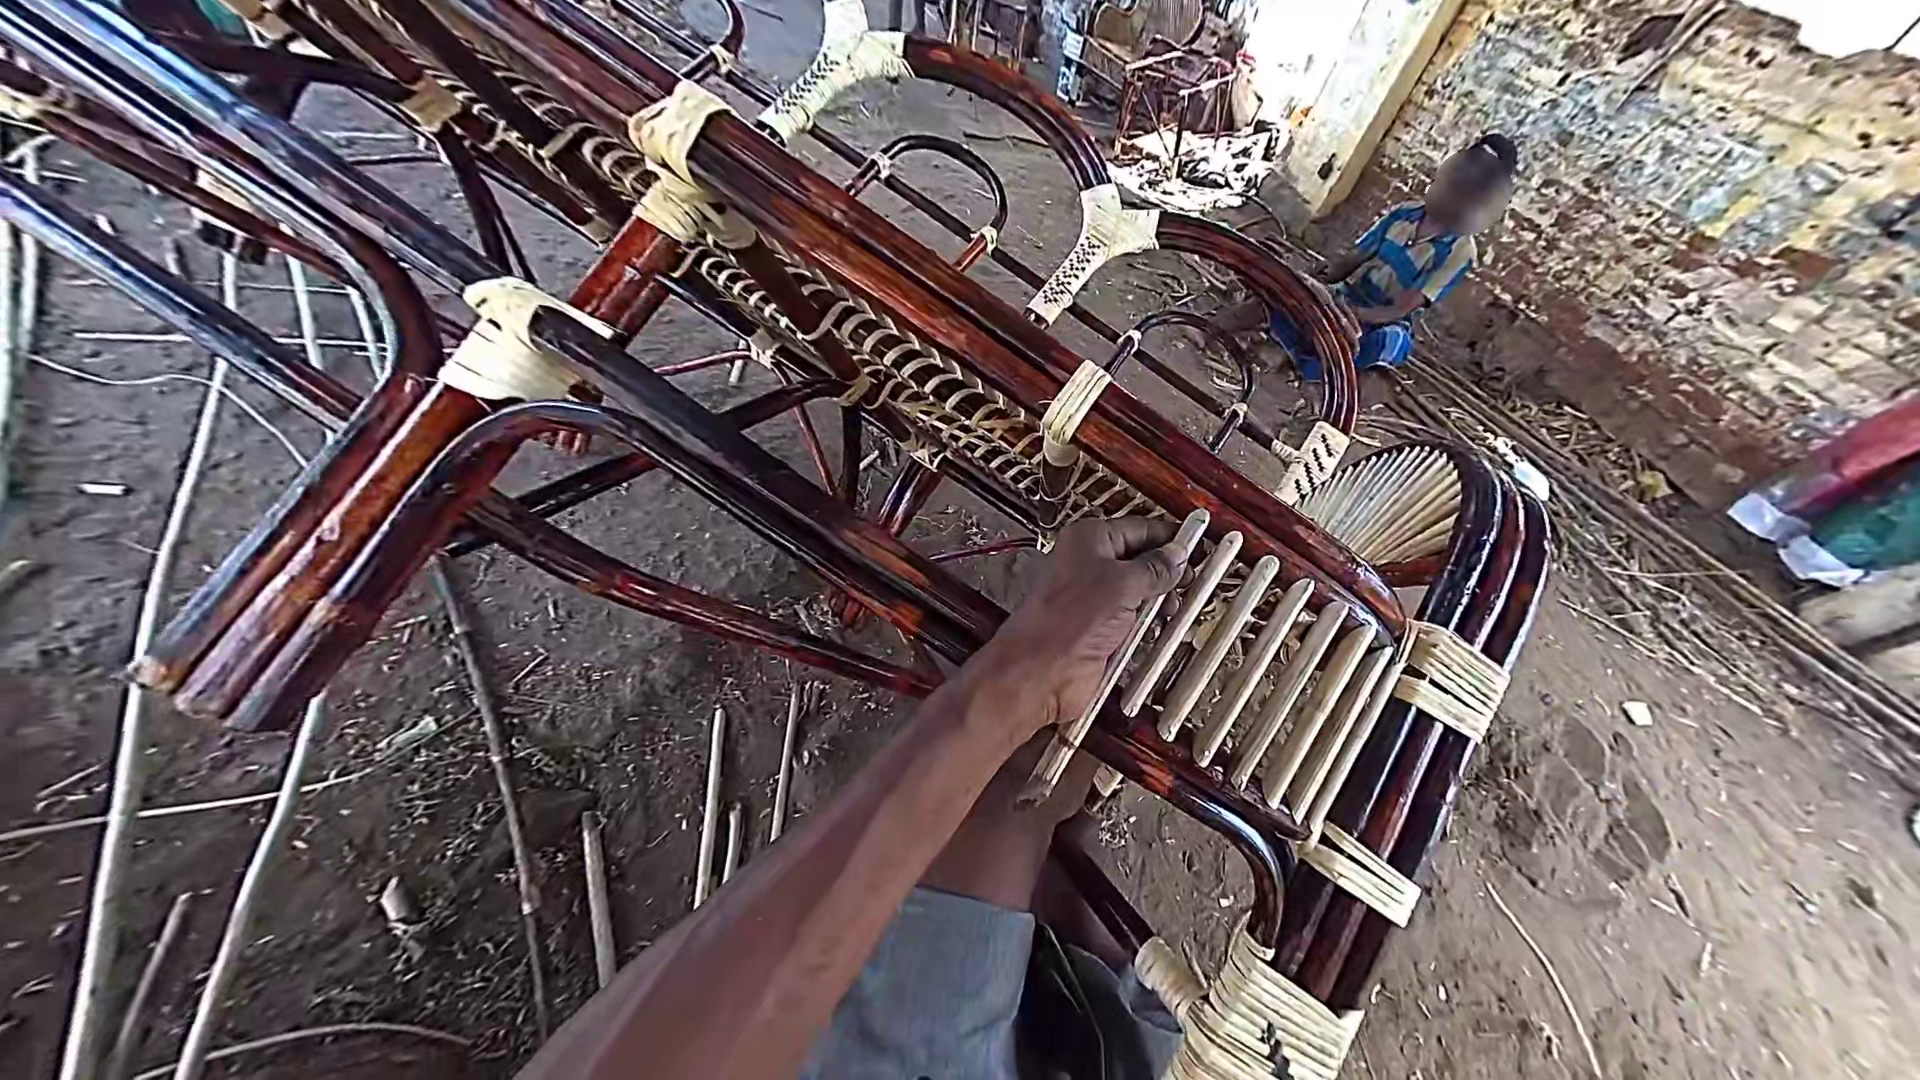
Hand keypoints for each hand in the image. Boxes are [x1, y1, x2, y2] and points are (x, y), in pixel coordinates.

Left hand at [961, 517, 1181, 751]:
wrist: (1040, 672)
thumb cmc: (1065, 622)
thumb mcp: (1121, 584)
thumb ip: (1154, 568)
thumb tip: (1177, 556)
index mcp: (1090, 541)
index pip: (1140, 529)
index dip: (1171, 538)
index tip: (1200, 545)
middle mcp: (1090, 566)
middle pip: (1143, 562)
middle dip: (1169, 574)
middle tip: (1194, 583)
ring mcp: (1096, 600)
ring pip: (1141, 594)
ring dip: (1161, 603)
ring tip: (1177, 609)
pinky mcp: (1101, 630)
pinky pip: (1135, 622)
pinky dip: (1150, 626)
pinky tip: (1163, 630)